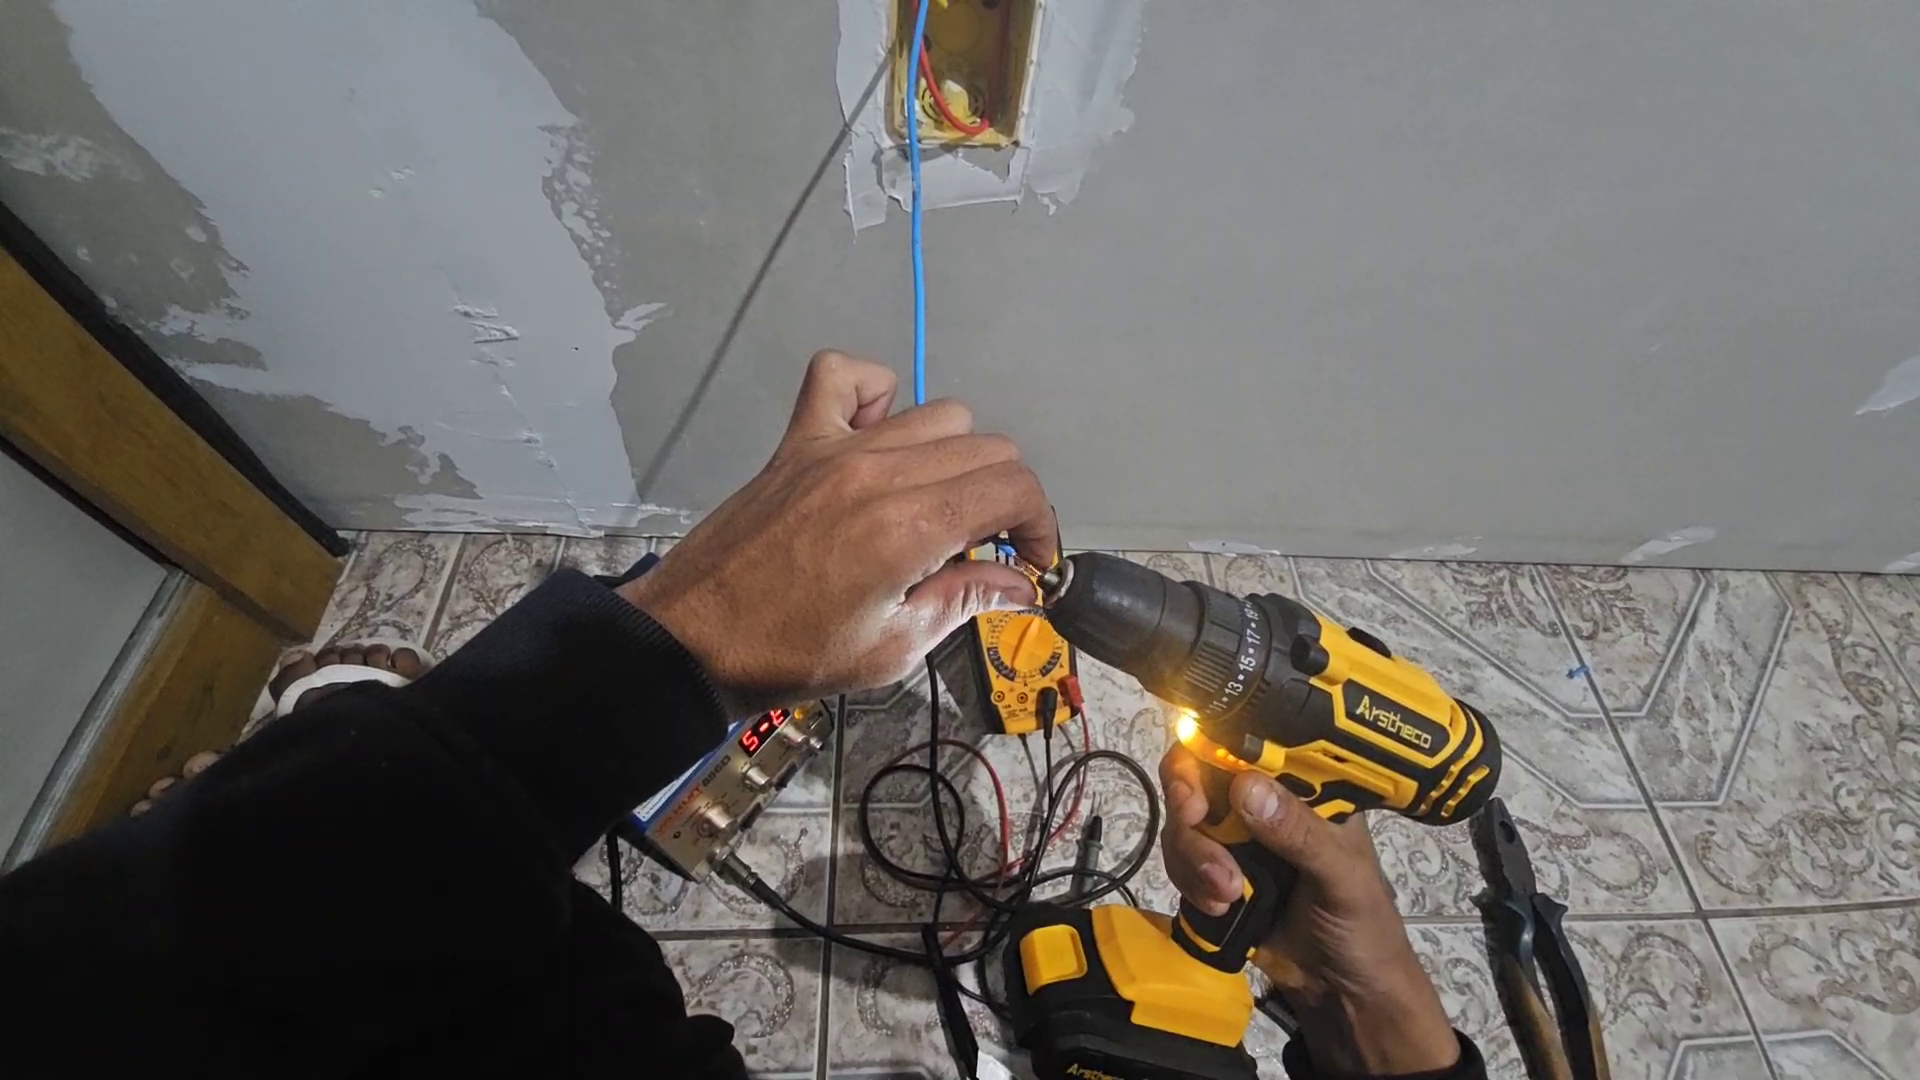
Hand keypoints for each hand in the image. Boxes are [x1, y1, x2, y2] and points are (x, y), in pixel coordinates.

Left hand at [621, 351, 1056, 715]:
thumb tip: (1020, 584)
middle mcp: (881, 470)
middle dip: (1006, 497)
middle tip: (983, 544)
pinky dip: (876, 394)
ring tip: (935, 502)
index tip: (1029, 561)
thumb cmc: (795, 655)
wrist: (693, 639)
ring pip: (940, 412)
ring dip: (958, 456)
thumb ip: (964, 601)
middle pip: (988, 446)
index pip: (1014, 488)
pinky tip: (879, 437)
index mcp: (909, 528)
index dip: (1041, 524)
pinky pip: (844, 376)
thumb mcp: (892, 648)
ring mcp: (836, 445)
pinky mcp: (798, 438)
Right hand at [1159, 746, 1458, 1077]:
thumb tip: (1246, 787)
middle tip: (1193, 823)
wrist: (1347, 1000)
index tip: (1199, 781)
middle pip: (1197, 773)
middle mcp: (1260, 801)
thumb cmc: (1365, 930)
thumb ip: (1299, 833)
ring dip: (1191, 855)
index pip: (1245, 742)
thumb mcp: (1343, 878)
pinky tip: (1218, 906)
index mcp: (1299, 786)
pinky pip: (1178, 857)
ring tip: (1224, 895)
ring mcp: (1233, 835)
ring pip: (1182, 818)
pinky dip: (1188, 880)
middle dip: (1188, 803)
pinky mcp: (1212, 869)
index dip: (1209, 747)